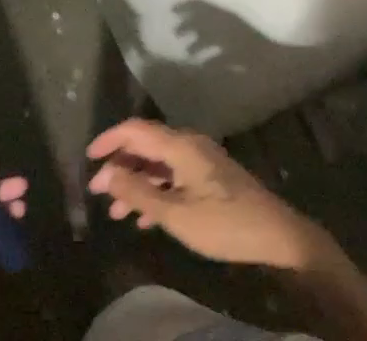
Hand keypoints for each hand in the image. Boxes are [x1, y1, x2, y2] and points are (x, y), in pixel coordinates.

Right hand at [87, 119, 325, 269]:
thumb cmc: (223, 223)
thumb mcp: (175, 214)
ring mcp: (202, 160)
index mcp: (181, 146)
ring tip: (118, 212)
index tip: (89, 158)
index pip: (136, 130)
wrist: (277, 235)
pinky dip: (156, 190)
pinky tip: (146, 217)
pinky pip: (174, 175)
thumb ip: (138, 193)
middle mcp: (190, 145)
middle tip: (100, 191)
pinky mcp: (211, 176)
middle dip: (121, 166)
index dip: (109, 140)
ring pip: (160, 163)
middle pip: (146, 145)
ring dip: (137, 183)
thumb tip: (105, 175)